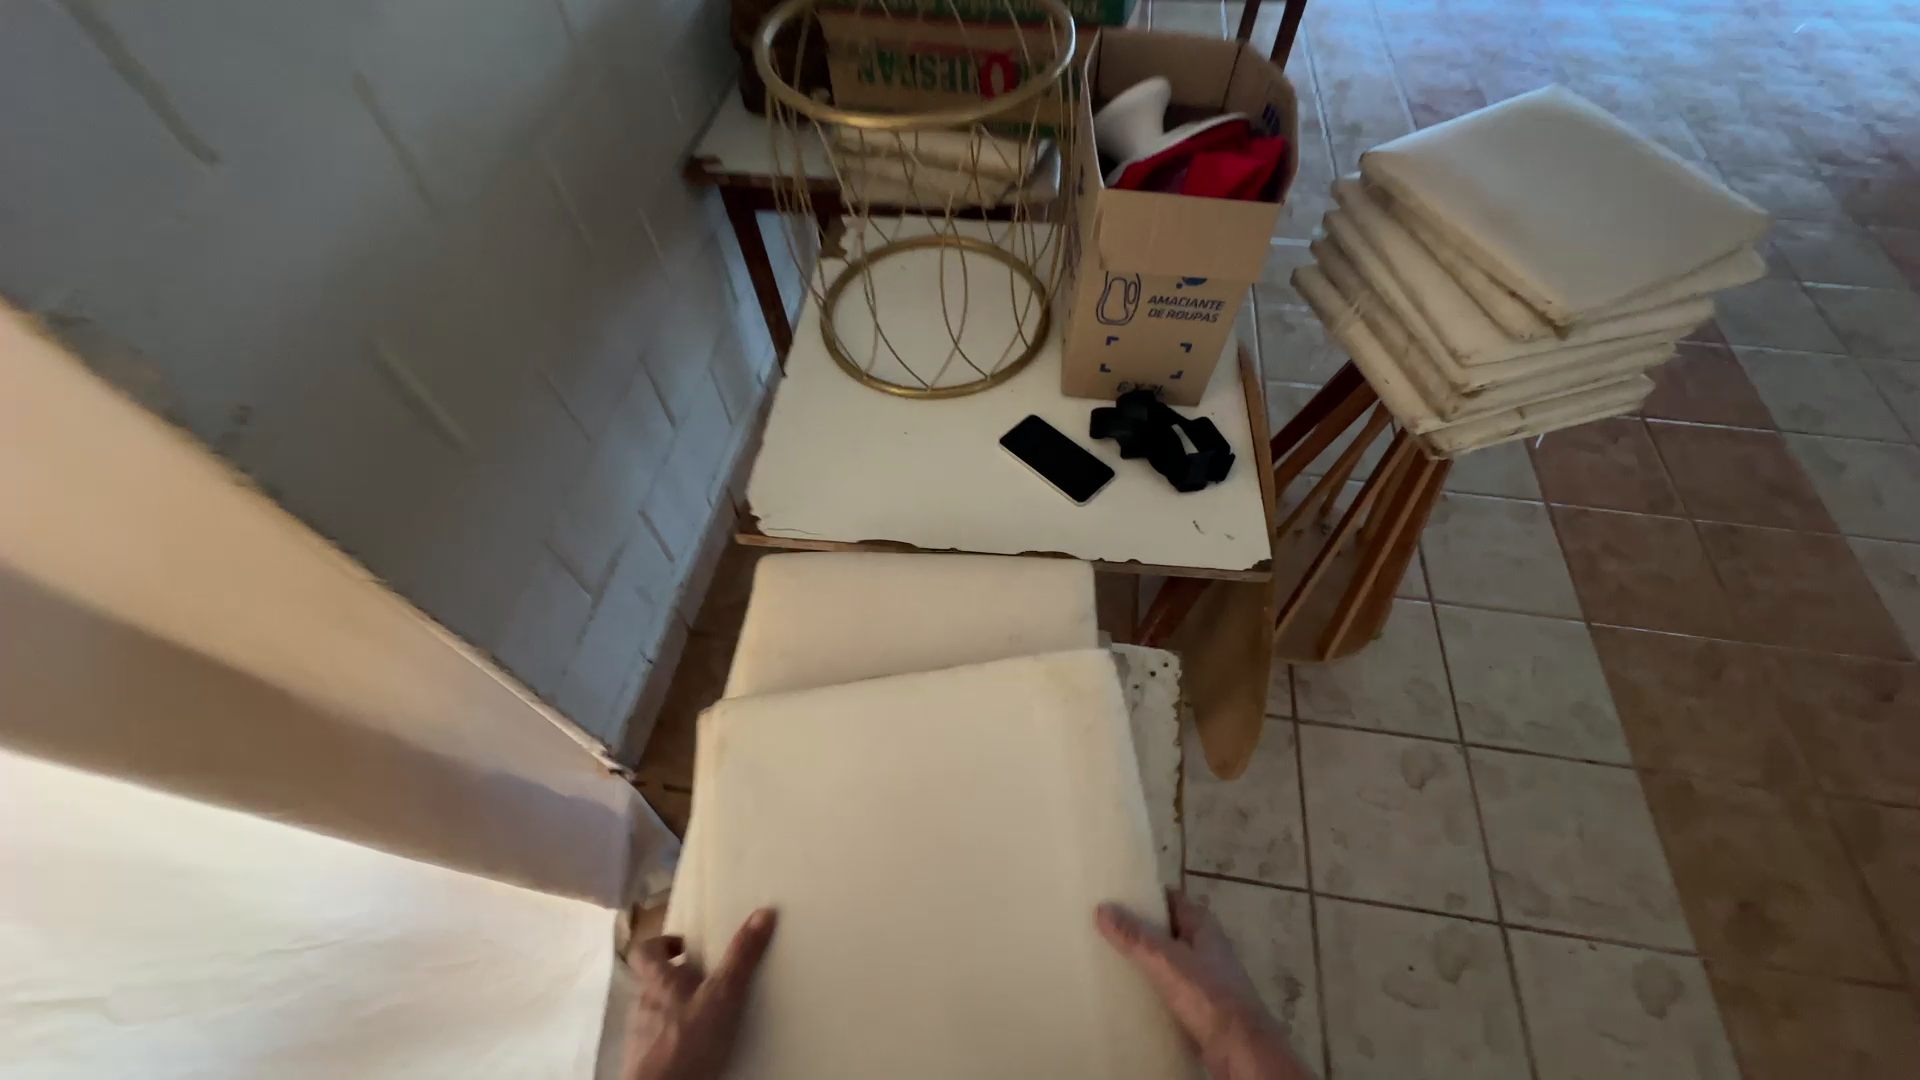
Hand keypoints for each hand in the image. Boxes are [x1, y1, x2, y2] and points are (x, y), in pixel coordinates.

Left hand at [621, 909, 777, 1079]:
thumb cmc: (687, 1040)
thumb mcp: (723, 994)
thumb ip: (742, 956)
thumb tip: (764, 911)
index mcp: (657, 982)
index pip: (644, 952)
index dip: (661, 944)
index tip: (685, 945)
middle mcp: (642, 1006)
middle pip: (654, 982)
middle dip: (679, 979)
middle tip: (708, 980)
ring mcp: (638, 1038)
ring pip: (656, 1014)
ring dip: (677, 1010)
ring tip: (707, 1017)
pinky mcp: (642, 1066)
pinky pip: (658, 1044)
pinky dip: (675, 1040)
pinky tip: (697, 1050)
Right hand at [1097, 892, 1315, 1079]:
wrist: (1243, 1051)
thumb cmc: (1209, 996)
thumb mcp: (1167, 961)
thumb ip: (1135, 936)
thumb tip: (1102, 908)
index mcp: (1203, 926)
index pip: (1171, 898)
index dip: (1147, 894)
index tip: (1117, 894)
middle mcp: (1207, 947)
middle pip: (1169, 929)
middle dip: (1142, 928)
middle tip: (1107, 927)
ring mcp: (1208, 979)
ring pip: (1170, 961)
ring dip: (1148, 960)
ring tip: (1113, 959)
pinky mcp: (1204, 1008)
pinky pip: (1173, 990)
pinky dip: (1155, 989)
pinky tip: (1134, 995)